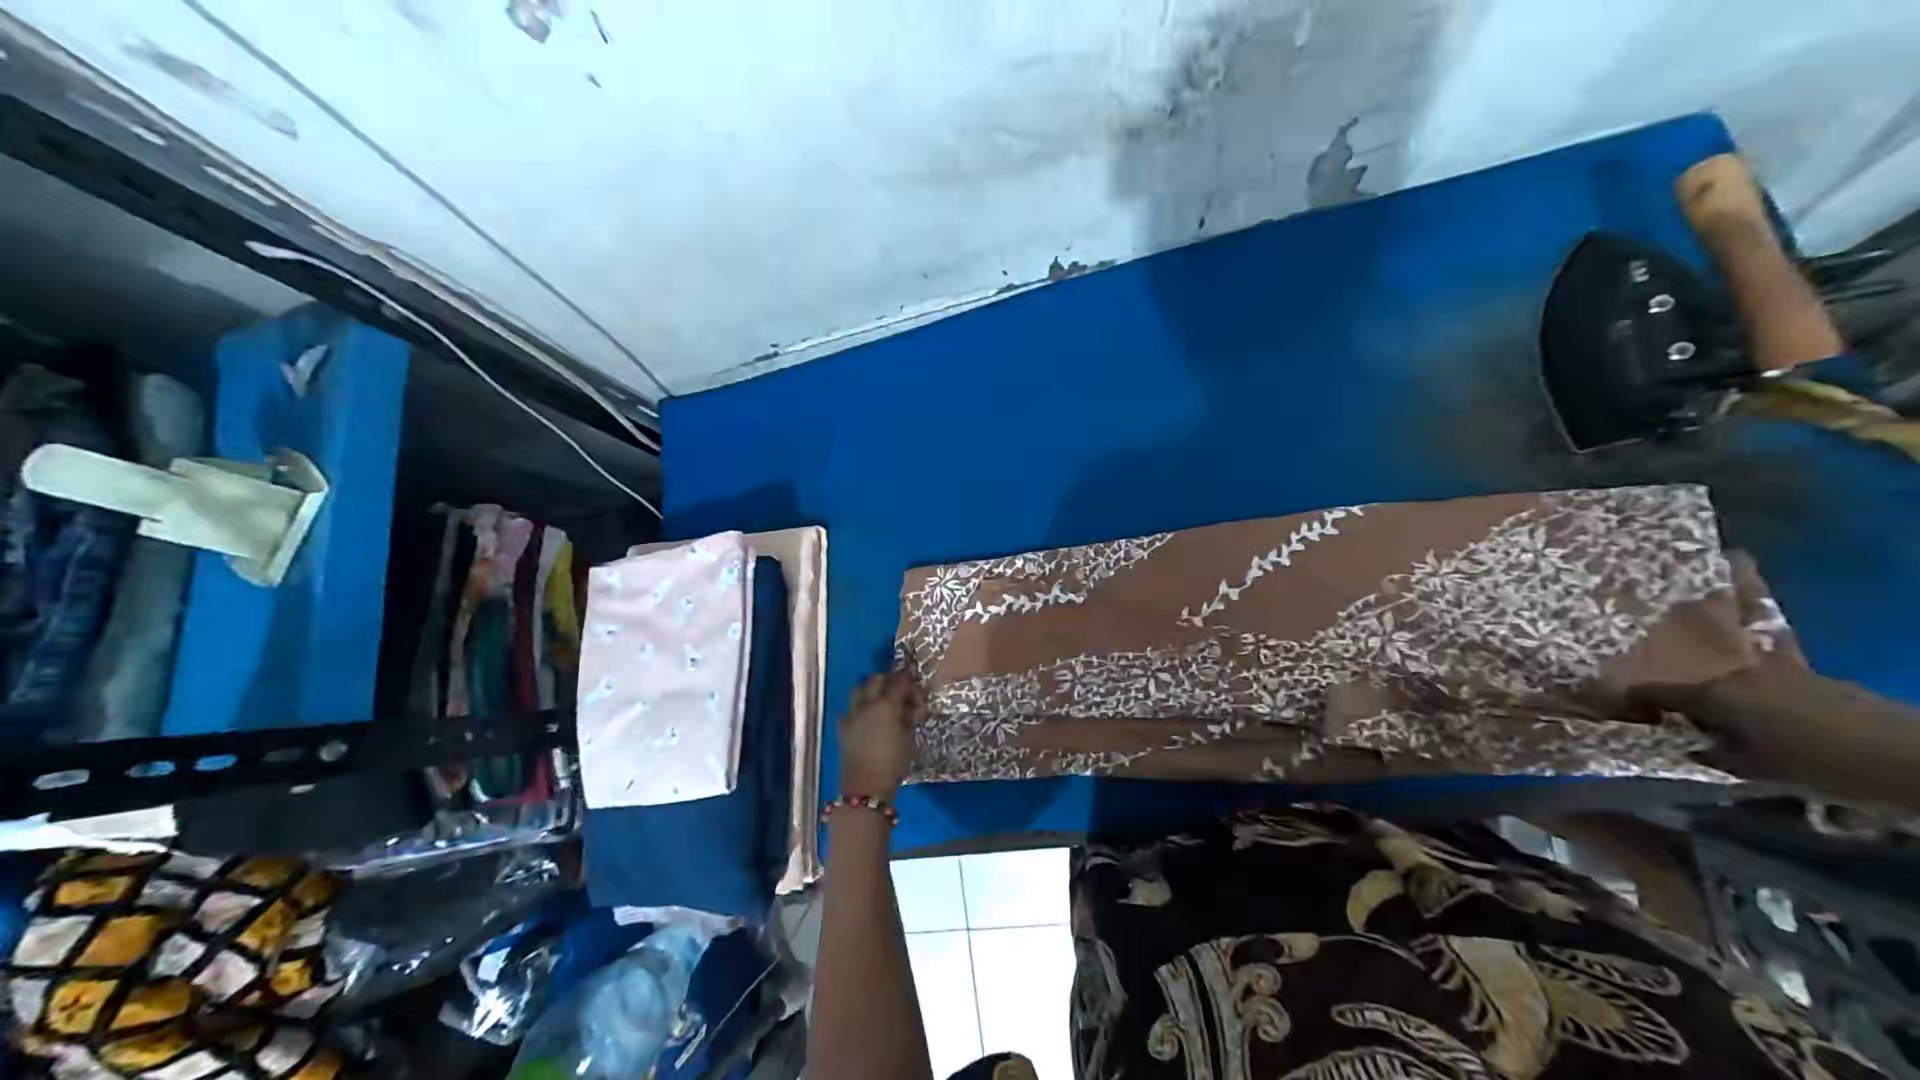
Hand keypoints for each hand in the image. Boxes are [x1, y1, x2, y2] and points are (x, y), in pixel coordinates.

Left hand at [838, 673, 922, 800]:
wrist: (866, 787)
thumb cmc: (894, 763)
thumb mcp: (909, 738)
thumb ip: (910, 717)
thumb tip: (913, 706)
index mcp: (887, 704)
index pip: (900, 682)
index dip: (910, 683)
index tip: (916, 691)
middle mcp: (867, 703)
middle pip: (877, 679)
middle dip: (889, 681)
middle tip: (899, 694)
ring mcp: (852, 713)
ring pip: (859, 688)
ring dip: (870, 689)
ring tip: (879, 701)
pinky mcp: (842, 726)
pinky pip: (849, 708)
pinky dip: (858, 708)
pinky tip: (864, 719)